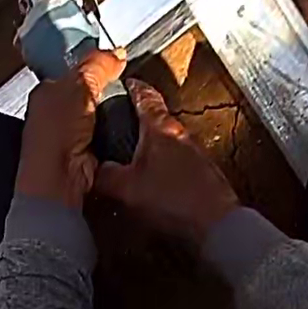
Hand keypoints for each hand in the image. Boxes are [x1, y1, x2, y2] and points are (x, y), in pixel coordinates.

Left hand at [16, 50, 125, 207]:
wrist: (61, 177)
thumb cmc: (54, 135)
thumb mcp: (80, 85)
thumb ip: (98, 65)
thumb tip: (116, 53)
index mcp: (47, 92)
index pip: (73, 71)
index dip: (94, 66)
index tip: (114, 62)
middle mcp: (56, 115)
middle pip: (89, 96)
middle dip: (106, 93)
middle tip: (123, 88)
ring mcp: (72, 137)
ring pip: (100, 118)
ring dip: (113, 116)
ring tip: (125, 111)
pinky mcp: (88, 156)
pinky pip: (108, 138)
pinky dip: (116, 135)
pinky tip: (122, 132)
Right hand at [95, 81, 239, 242]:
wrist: (215, 225)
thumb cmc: (173, 200)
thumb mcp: (128, 189)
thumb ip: (106, 176)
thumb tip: (92, 170)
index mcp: (160, 128)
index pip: (145, 96)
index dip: (131, 87)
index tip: (123, 83)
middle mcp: (181, 135)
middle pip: (156, 120)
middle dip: (137, 122)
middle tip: (118, 126)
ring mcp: (195, 155)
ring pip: (167, 143)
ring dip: (151, 147)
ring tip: (131, 159)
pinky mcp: (203, 175)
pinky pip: (177, 163)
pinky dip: (164, 167)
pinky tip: (155, 184)